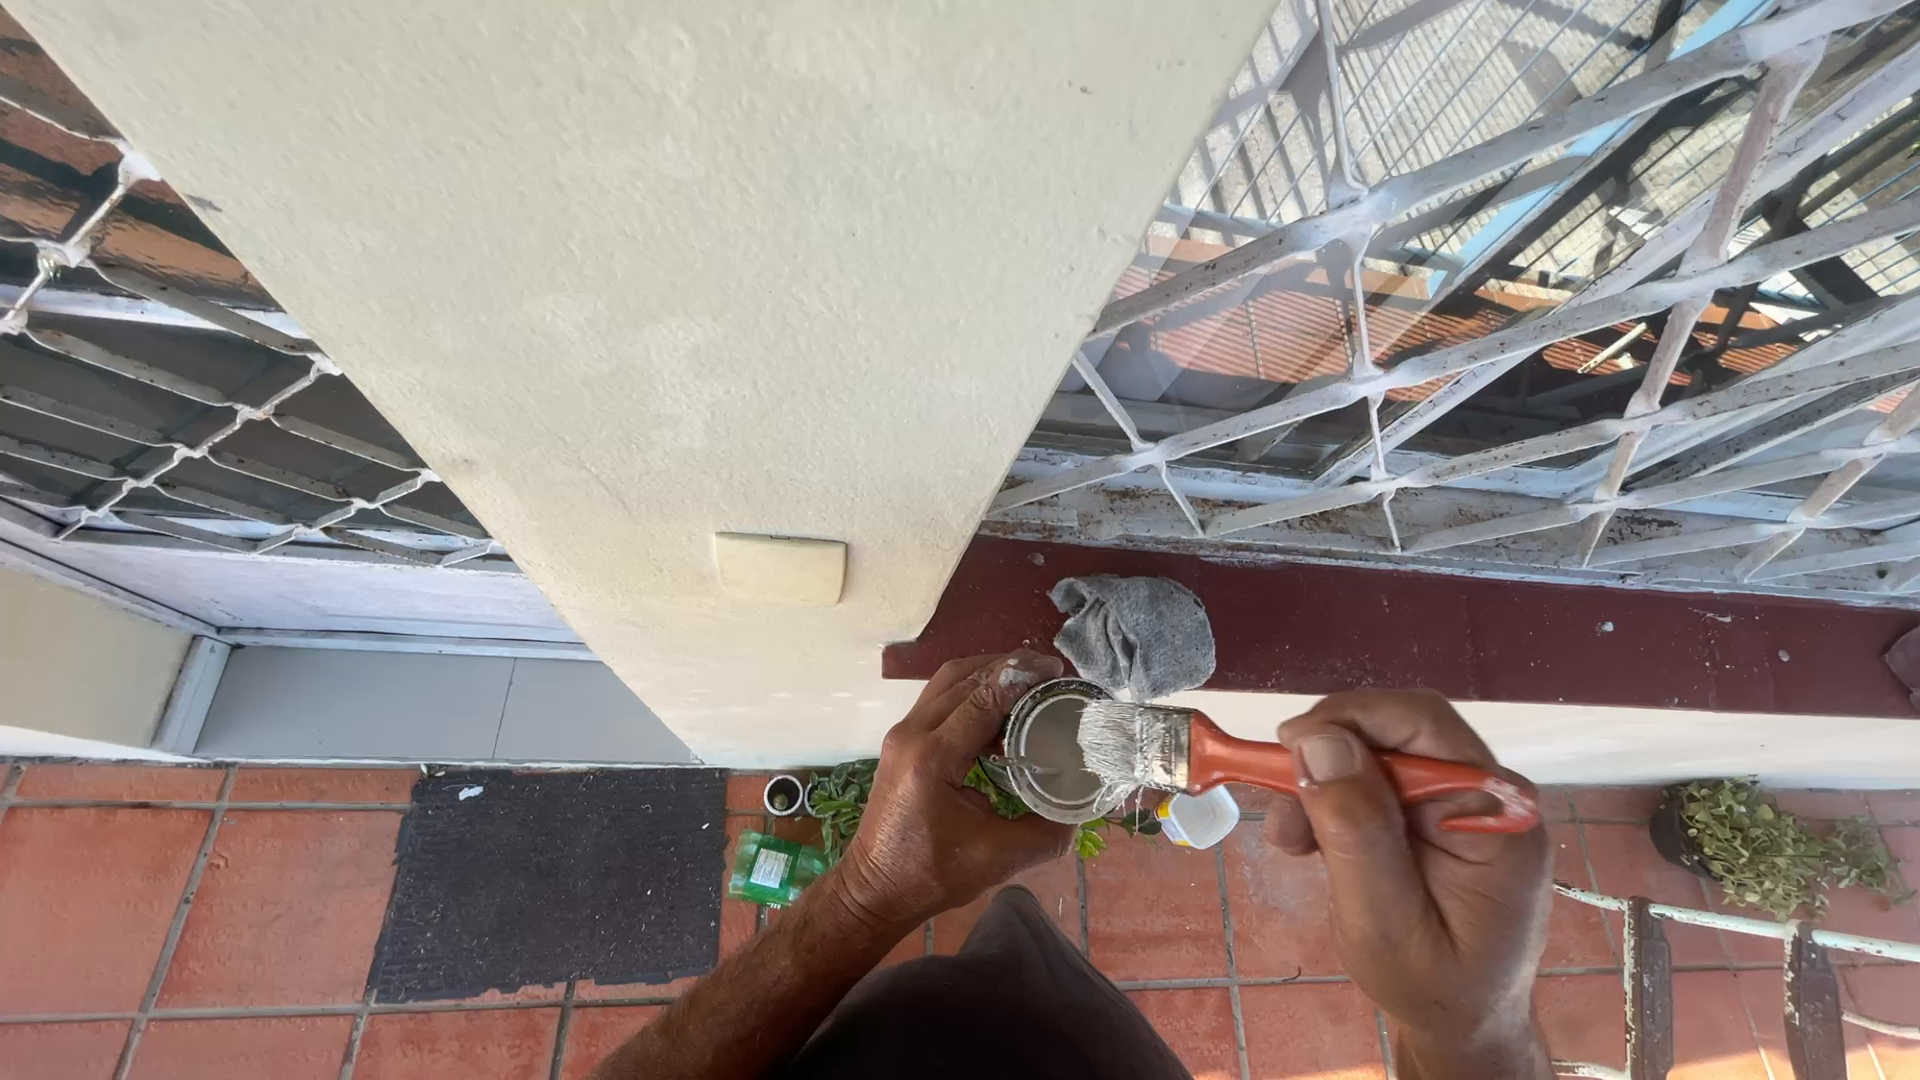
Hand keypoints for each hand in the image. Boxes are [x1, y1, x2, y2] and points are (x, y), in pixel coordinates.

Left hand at [829, 650, 1072, 933]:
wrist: (874, 888)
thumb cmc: (931, 875)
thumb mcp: (998, 858)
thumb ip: (1046, 830)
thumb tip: (1081, 806)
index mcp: (933, 758)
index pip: (982, 700)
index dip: (1020, 678)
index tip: (1055, 670)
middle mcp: (912, 733)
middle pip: (963, 678)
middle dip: (1008, 667)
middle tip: (1049, 670)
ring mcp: (903, 733)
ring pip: (948, 681)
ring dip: (987, 673)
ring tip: (1028, 680)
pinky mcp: (903, 739)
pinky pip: (940, 698)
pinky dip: (971, 692)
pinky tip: (1001, 709)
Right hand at [1268, 690, 1551, 1079]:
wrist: (1461, 1023)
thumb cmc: (1430, 986)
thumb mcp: (1382, 921)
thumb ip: (1355, 831)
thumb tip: (1319, 740)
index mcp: (1494, 816)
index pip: (1421, 723)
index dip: (1348, 718)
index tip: (1287, 746)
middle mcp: (1486, 792)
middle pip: (1394, 726)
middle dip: (1327, 751)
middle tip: (1280, 792)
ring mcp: (1461, 797)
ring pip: (1374, 744)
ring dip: (1320, 778)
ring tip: (1290, 837)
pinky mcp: (1434, 806)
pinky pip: (1371, 771)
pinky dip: (1329, 793)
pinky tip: (1309, 835)